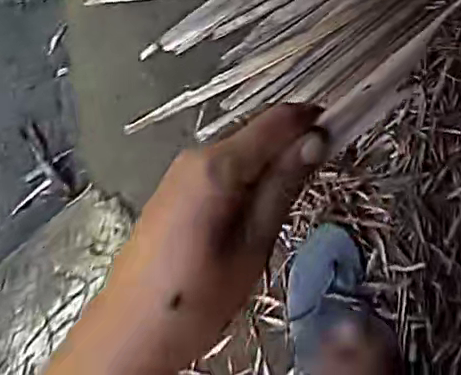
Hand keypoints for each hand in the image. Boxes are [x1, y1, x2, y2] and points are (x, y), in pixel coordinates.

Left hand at [51, 105, 326, 374]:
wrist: (121, 343)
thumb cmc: (192, 301)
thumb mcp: (252, 246)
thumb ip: (284, 186)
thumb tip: (317, 139)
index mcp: (219, 165)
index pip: (279, 118)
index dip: (313, 119)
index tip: (340, 134)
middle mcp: (198, 154)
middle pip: (260, 126)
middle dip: (295, 137)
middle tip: (321, 166)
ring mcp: (182, 169)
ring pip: (244, 143)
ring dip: (274, 153)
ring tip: (293, 187)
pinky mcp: (176, 187)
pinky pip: (225, 161)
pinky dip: (251, 167)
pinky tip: (257, 200)